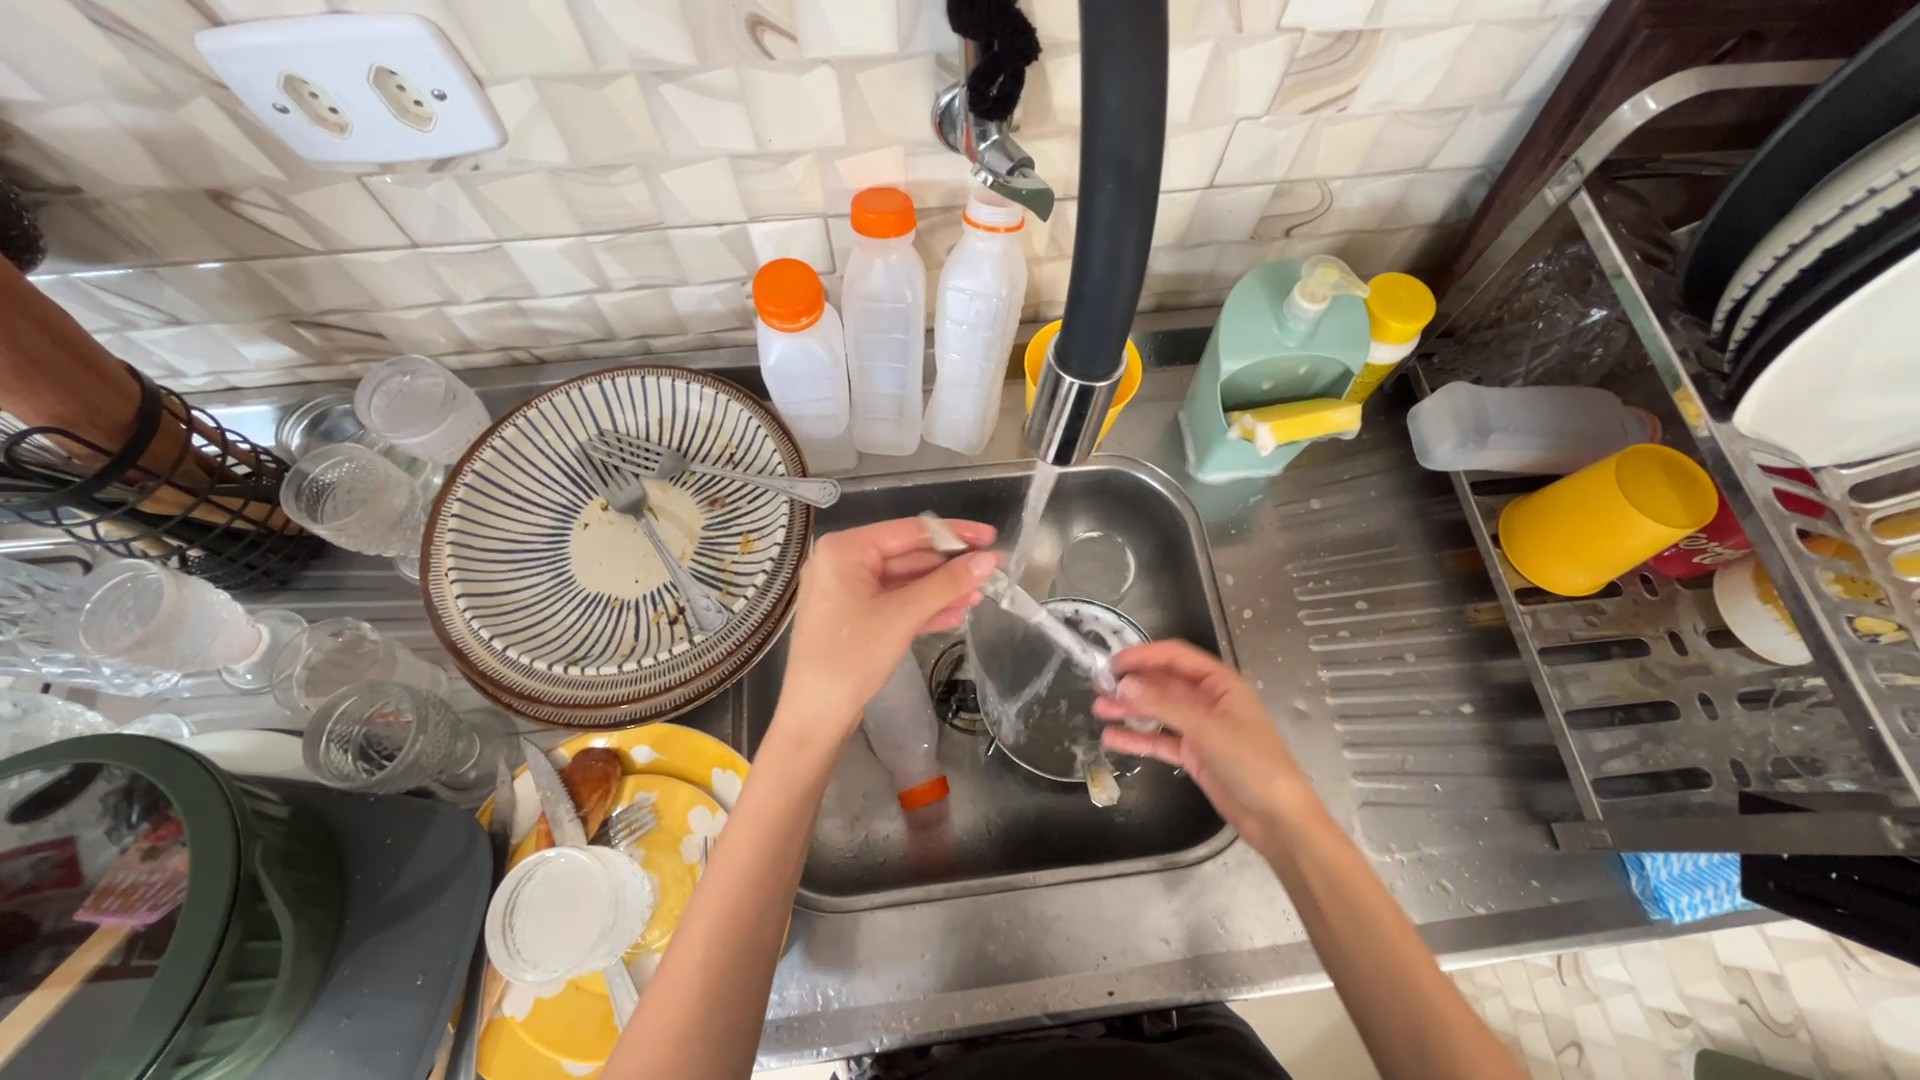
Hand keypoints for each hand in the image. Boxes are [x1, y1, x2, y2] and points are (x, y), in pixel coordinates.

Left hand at [777, 517, 999, 743]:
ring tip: (980, 595)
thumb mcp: (904, 615)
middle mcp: (842, 562)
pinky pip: (893, 602)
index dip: (955, 533)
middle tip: (991, 570)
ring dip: (941, 590)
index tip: (990, 536)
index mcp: (845, 549)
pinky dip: (922, 608)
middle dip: (949, 567)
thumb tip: (989, 559)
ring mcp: (845, 591)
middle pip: (908, 555)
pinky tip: (956, 613)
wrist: (816, 714)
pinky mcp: (853, 616)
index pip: (910, 531)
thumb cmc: (852, 656)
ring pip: (904, 582)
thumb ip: (947, 583)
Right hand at [1094, 641, 1319, 850]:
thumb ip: (1165, 706)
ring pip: (1159, 711)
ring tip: (1099, 710)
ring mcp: (1201, 728)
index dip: (1144, 656)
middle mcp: (1209, 700)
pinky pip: (1161, 739)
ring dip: (1131, 709)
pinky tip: (1113, 738)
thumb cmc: (1252, 762)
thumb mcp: (1207, 729)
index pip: (1176, 657)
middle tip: (1099, 687)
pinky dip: (1138, 737)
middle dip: (1133, 683)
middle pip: (1164, 683)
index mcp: (1221, 683)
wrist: (1278, 816)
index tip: (1113, 663)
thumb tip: (1125, 685)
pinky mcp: (1194, 755)